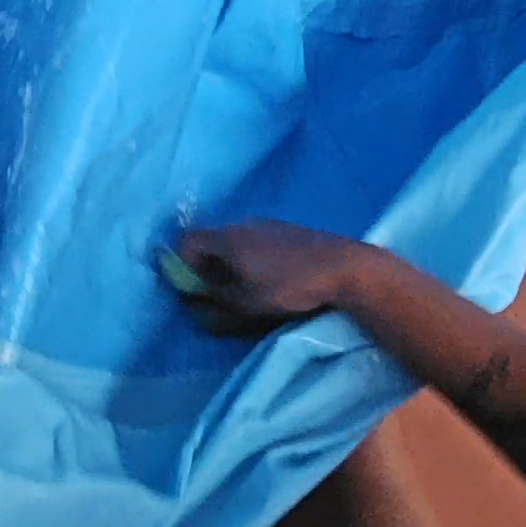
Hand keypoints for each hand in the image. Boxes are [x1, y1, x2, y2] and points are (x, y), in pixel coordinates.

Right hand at [174, 220, 374, 332]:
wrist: (343, 267)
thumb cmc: (289, 287)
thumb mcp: (245, 303)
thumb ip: (214, 302)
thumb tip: (193, 303)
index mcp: (226, 239)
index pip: (186, 241)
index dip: (182, 266)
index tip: (196, 289)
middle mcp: (242, 224)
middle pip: (210, 241)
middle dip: (208, 268)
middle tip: (220, 294)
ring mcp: (266, 223)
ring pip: (235, 241)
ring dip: (232, 264)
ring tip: (249, 288)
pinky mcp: (286, 229)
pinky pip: (256, 241)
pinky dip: (253, 258)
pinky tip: (273, 277)